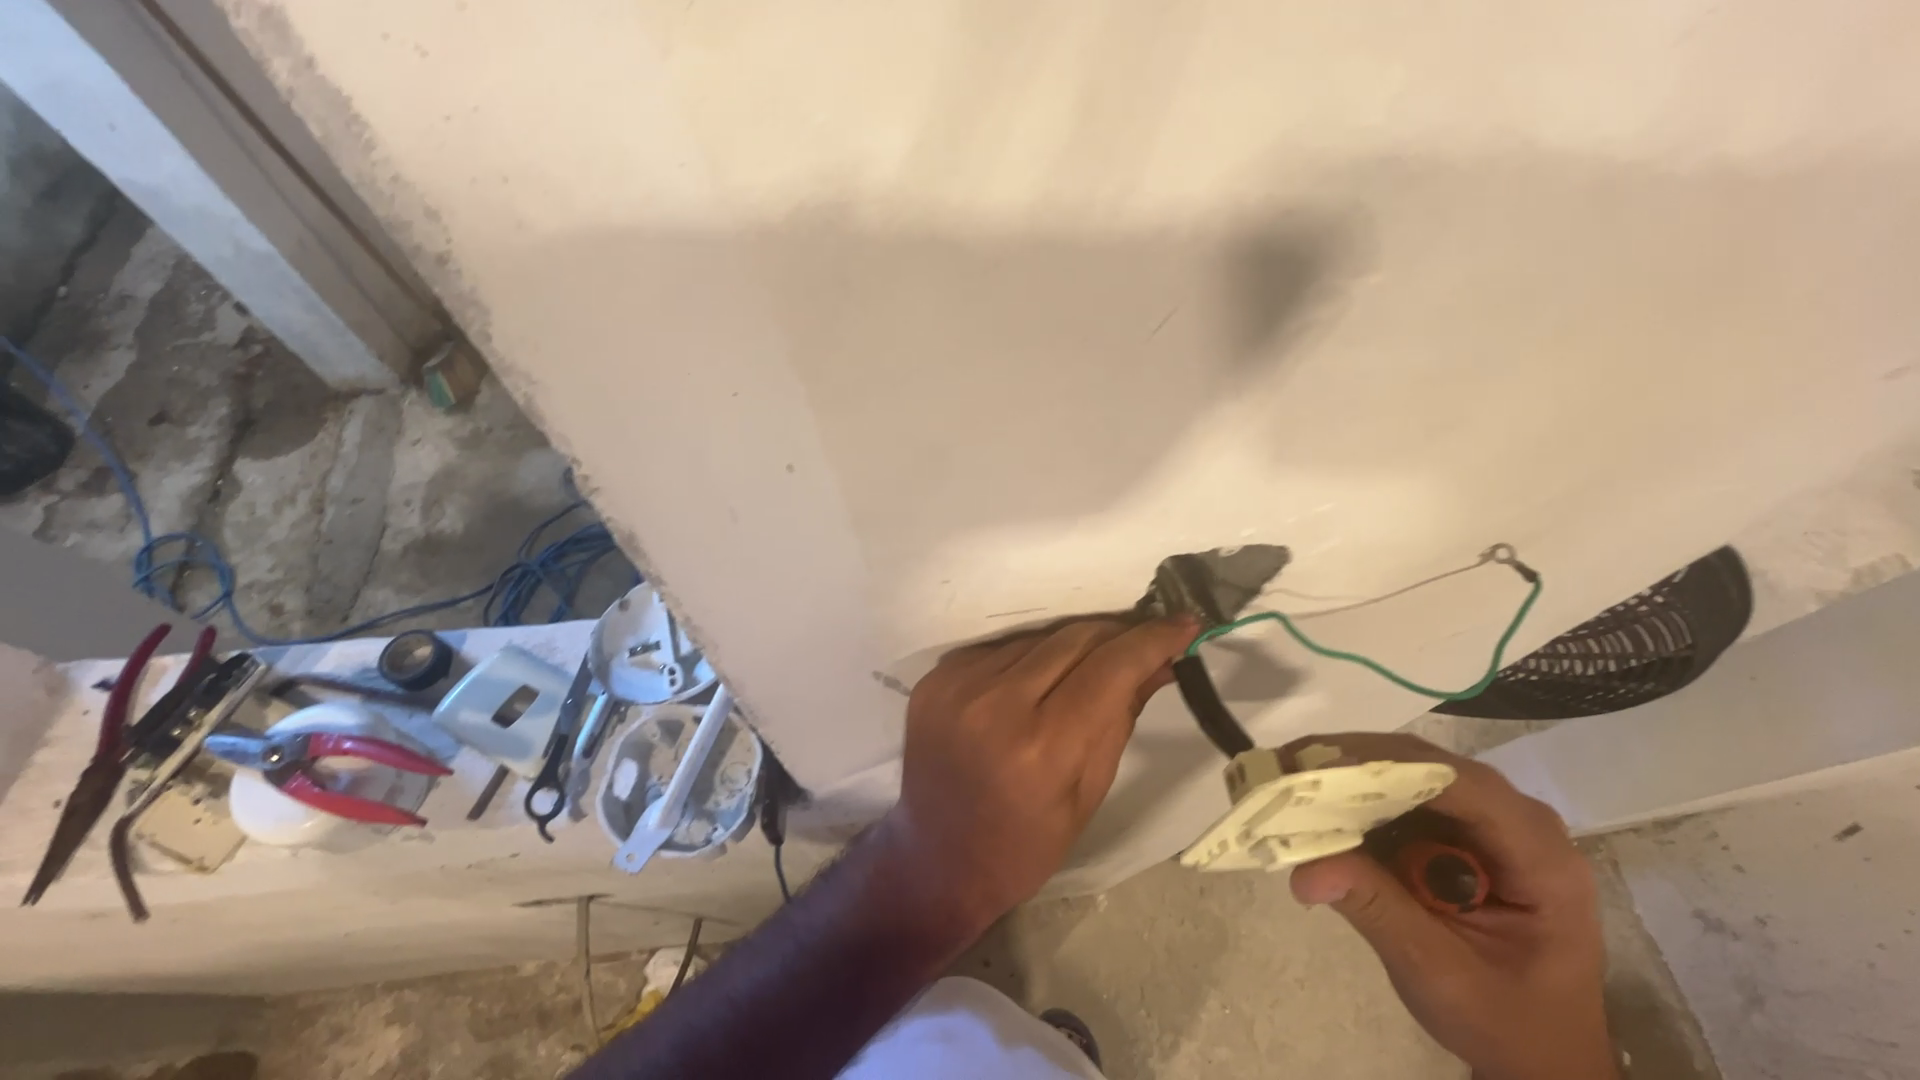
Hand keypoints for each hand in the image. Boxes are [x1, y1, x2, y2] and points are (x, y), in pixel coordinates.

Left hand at [878, 616, 1197, 935]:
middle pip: (1075, 639)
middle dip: (1119, 636)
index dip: (1153, 640)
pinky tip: (1037, 683)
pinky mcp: (935, 680)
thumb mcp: (1089, 792)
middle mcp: (996, 705)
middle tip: (1146, 643)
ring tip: (1090, 670)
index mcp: (1043, 746)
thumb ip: (1121, 718)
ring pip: (1038, 638)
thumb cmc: (1025, 844)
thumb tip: (1160, 663)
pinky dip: (1028, 659)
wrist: (938, 858)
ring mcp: (959, 687)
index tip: (1185, 626)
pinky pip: (1000, 649)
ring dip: (1073, 647)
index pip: (1111, 667)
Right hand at [1282, 733, 1618, 1079]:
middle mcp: (1520, 826)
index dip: (1391, 766)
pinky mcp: (1461, 837)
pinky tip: (1316, 805)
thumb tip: (1304, 866)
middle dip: (1358, 761)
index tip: (1321, 767)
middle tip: (1287, 764)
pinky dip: (1359, 800)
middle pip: (1434, 769)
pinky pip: (1406, 803)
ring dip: (1352, 775)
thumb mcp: (1439, 974)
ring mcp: (1490, 828)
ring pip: (1414, 777)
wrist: (1539, 1058)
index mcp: (1540, 858)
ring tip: (1289, 778)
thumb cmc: (1504, 1023)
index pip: (1464, 786)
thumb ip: (1377, 910)